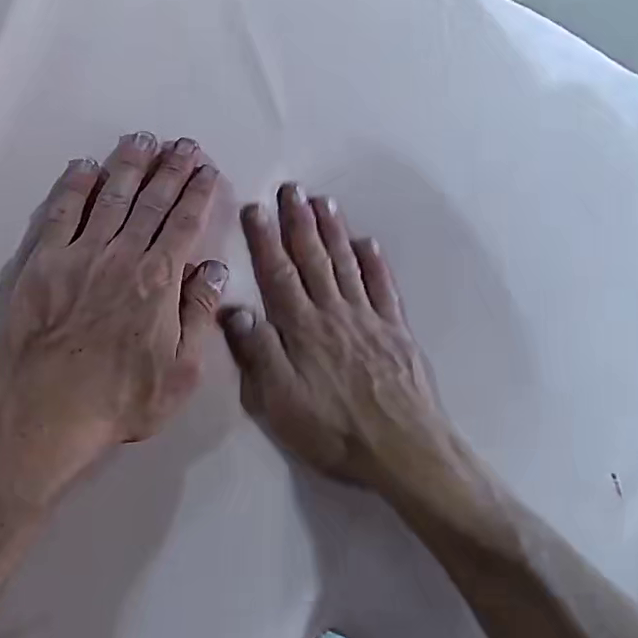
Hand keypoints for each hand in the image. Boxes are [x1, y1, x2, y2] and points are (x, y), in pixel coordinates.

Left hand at [0, 132, 226, 477]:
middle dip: (172, 169)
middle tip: (183, 144)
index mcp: (159, 281)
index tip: (207, 169)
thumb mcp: (180, 372)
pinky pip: (61, 212)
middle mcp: (123, 256)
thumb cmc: (118, 400)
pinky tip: (86, 166)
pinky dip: (75, 185)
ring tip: (142, 140)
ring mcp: (80, 254)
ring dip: (129, 165)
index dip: (198, 193)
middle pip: (152, 201)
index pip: (185, 223)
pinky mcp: (42, 261)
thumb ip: (200, 315)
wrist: (42, 413)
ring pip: (110, 197)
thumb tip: (214, 269)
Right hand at [223, 184, 461, 497]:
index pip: (278, 275)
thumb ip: (258, 353)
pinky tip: (368, 242)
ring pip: (347, 264)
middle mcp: (335, 312)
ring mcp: (369, 318)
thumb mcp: (281, 402)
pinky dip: (375, 262)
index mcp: (303, 328)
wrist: (403, 449)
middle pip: (313, 259)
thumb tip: (233, 308)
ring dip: (333, 231)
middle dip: (299, 222)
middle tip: (291, 189)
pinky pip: (384, 287)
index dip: (265, 240)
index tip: (255, 208)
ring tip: (324, 201)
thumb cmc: (334, 430)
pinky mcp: (396, 330)